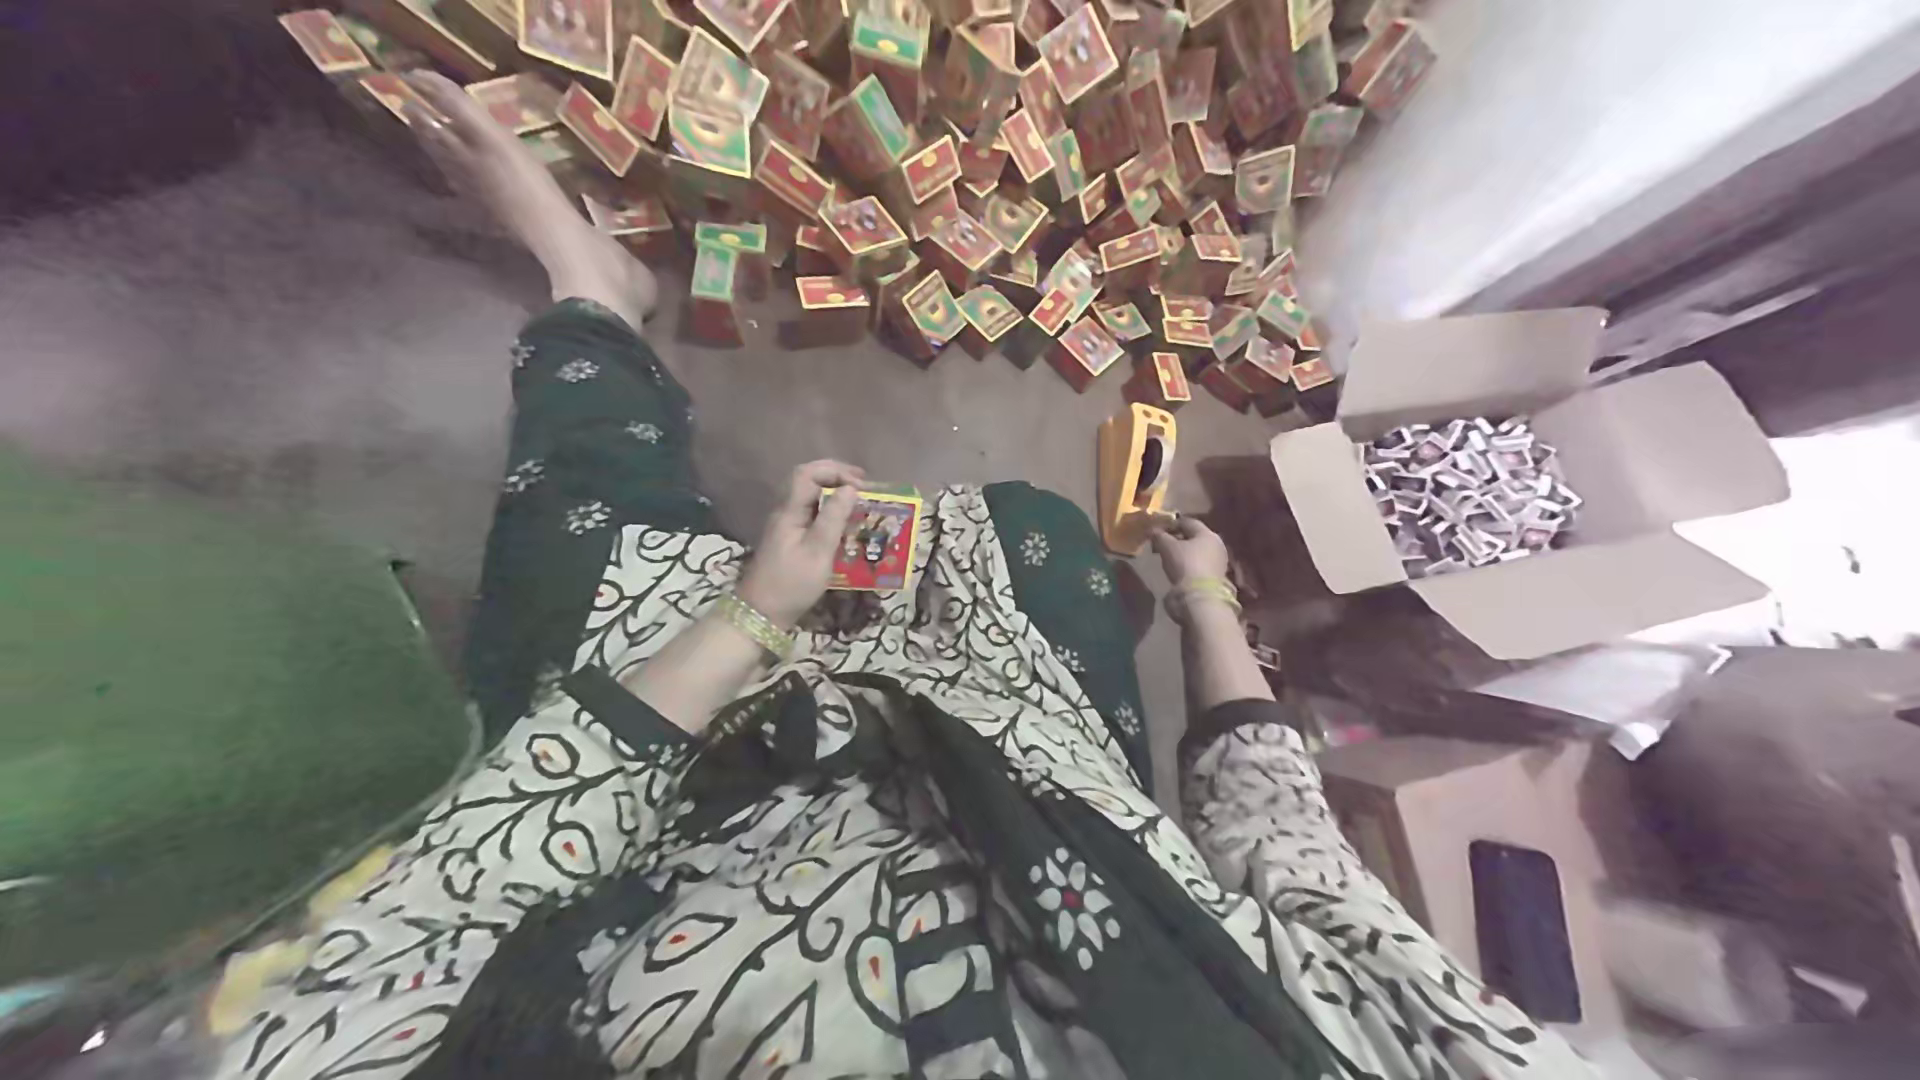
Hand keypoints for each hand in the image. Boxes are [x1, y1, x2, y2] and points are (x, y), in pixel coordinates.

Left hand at [736, 460, 865, 627]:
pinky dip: (831, 514)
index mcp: (790, 511)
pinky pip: (812, 517)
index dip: (836, 471)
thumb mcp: (818, 551)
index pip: (808, 473)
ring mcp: (787, 527)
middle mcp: (786, 513)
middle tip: (865, 488)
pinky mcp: (791, 542)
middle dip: (838, 479)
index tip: (862, 484)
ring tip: (860, 505)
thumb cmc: (791, 584)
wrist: (760, 615)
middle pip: (809, 482)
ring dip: (836, 496)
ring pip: (811, 500)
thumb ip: (834, 518)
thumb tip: (850, 488)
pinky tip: (846, 527)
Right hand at [1149, 515, 1229, 586]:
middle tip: (1162, 544)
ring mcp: (1219, 560)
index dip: (1171, 524)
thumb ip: (1159, 536)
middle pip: (1194, 536)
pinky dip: (1190, 562)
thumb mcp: (1167, 547)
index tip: (1158, 531)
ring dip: (1184, 552)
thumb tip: (1153, 530)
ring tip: (1169, 558)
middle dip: (1178, 539)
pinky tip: (1180, 569)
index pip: (1188, 522)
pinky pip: (1201, 563)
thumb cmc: (1185, 564)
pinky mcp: (1217, 575)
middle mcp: (1217, 544)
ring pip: (1198, 550)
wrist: (1200, 595)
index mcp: (1207, 533)